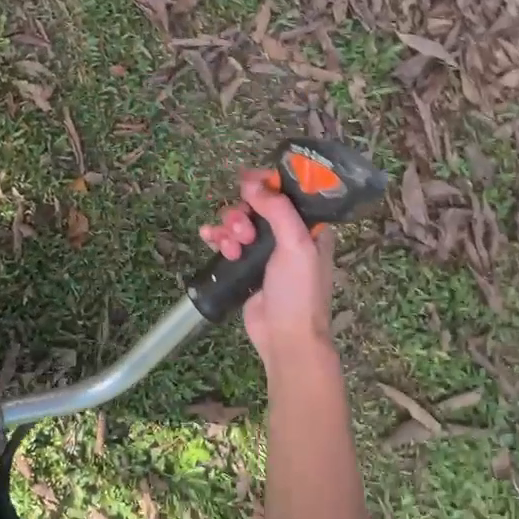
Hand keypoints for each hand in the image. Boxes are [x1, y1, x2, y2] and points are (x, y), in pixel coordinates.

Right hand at [197, 171, 336, 369]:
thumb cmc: (299, 291)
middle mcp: (287, 235)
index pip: (286, 192)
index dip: (266, 183)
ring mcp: (264, 250)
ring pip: (237, 221)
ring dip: (228, 228)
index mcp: (309, 228)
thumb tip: (250, 181)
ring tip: (230, 248)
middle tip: (243, 233)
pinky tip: (209, 240)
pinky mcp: (244, 263)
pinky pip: (225, 238)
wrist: (285, 337)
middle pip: (255, 205)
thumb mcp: (296, 246)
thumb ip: (276, 210)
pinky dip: (216, 236)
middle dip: (242, 214)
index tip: (246, 182)